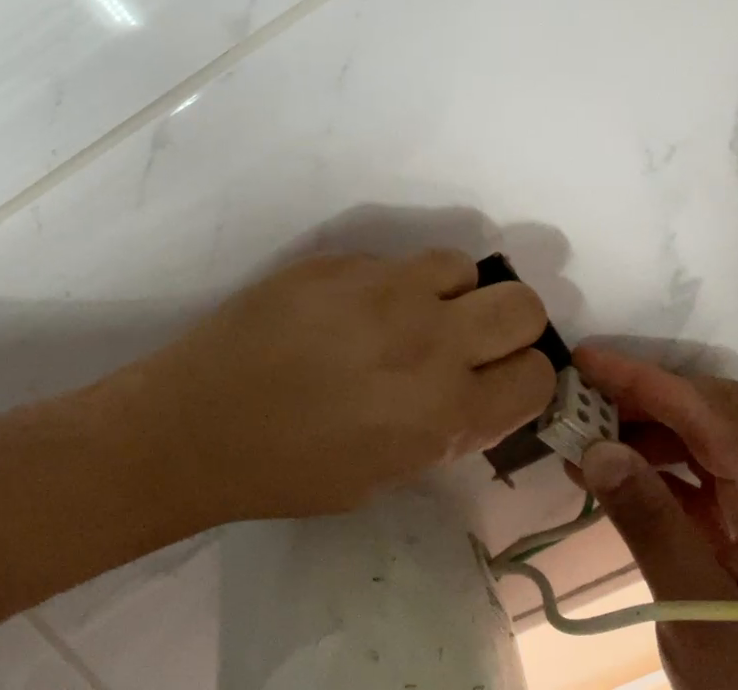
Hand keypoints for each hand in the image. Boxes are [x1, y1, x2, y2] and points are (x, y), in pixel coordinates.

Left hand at [131, 251, 556, 521]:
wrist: (199, 421)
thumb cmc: (287, 470)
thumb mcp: (384, 475)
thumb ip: (442, 431)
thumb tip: (470, 392)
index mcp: (444, 413)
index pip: (537, 375)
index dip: (522, 379)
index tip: (497, 381)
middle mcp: (428, 341)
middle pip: (520, 304)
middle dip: (506, 325)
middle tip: (468, 340)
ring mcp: (382, 291)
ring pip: (460, 264)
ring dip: (450, 292)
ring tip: (410, 315)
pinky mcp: (338, 262)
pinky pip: (393, 261)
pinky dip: (390, 283)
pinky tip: (349, 309)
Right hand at [567, 347, 737, 689]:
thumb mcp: (702, 622)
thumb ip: (653, 528)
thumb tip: (598, 446)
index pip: (718, 422)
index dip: (650, 383)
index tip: (586, 362)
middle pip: (722, 419)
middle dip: (650, 395)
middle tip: (582, 393)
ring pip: (709, 447)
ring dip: (647, 430)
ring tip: (582, 434)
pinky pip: (699, 486)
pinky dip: (652, 470)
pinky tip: (604, 476)